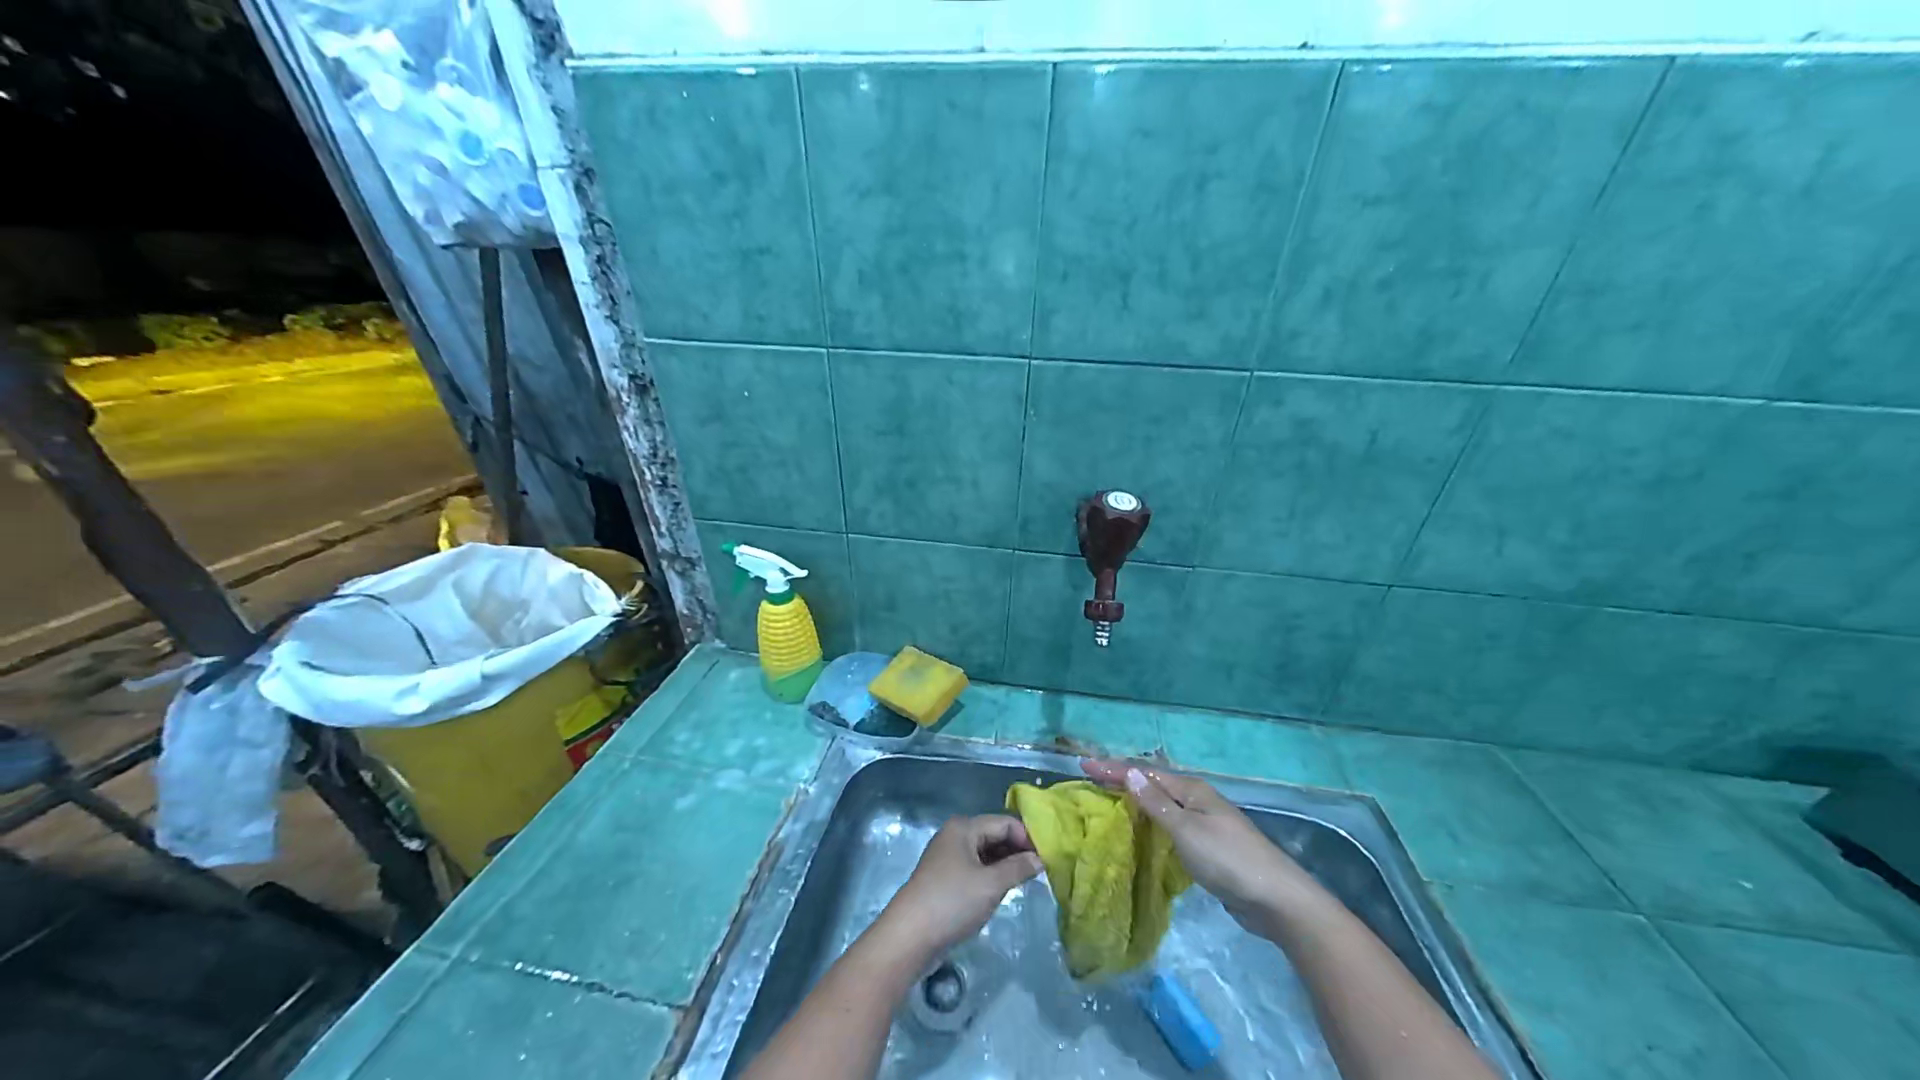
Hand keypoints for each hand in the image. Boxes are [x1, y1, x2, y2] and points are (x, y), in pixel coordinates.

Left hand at [880, 815, 1043, 956]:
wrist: (909, 936)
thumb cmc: (952, 902)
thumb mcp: (991, 884)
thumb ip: (1018, 868)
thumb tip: (1040, 858)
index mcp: (964, 827)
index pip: (1005, 823)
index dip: (1028, 838)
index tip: (1049, 858)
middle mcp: (955, 835)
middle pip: (995, 835)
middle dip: (1018, 851)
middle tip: (1043, 872)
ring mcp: (948, 857)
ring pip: (986, 853)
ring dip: (1006, 865)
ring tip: (1028, 882)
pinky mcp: (945, 878)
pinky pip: (976, 869)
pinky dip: (992, 876)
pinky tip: (1005, 890)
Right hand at [1083, 760, 1325, 938]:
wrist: (1276, 899)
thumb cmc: (1227, 859)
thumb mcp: (1186, 829)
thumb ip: (1156, 804)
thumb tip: (1130, 772)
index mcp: (1191, 790)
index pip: (1144, 774)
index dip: (1112, 769)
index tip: (1082, 765)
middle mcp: (1196, 801)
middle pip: (1152, 786)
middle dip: (1122, 780)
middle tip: (1091, 781)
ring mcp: (1204, 825)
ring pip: (1162, 807)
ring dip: (1136, 802)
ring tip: (1107, 803)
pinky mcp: (1207, 848)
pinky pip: (1170, 828)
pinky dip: (1150, 825)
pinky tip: (1140, 834)